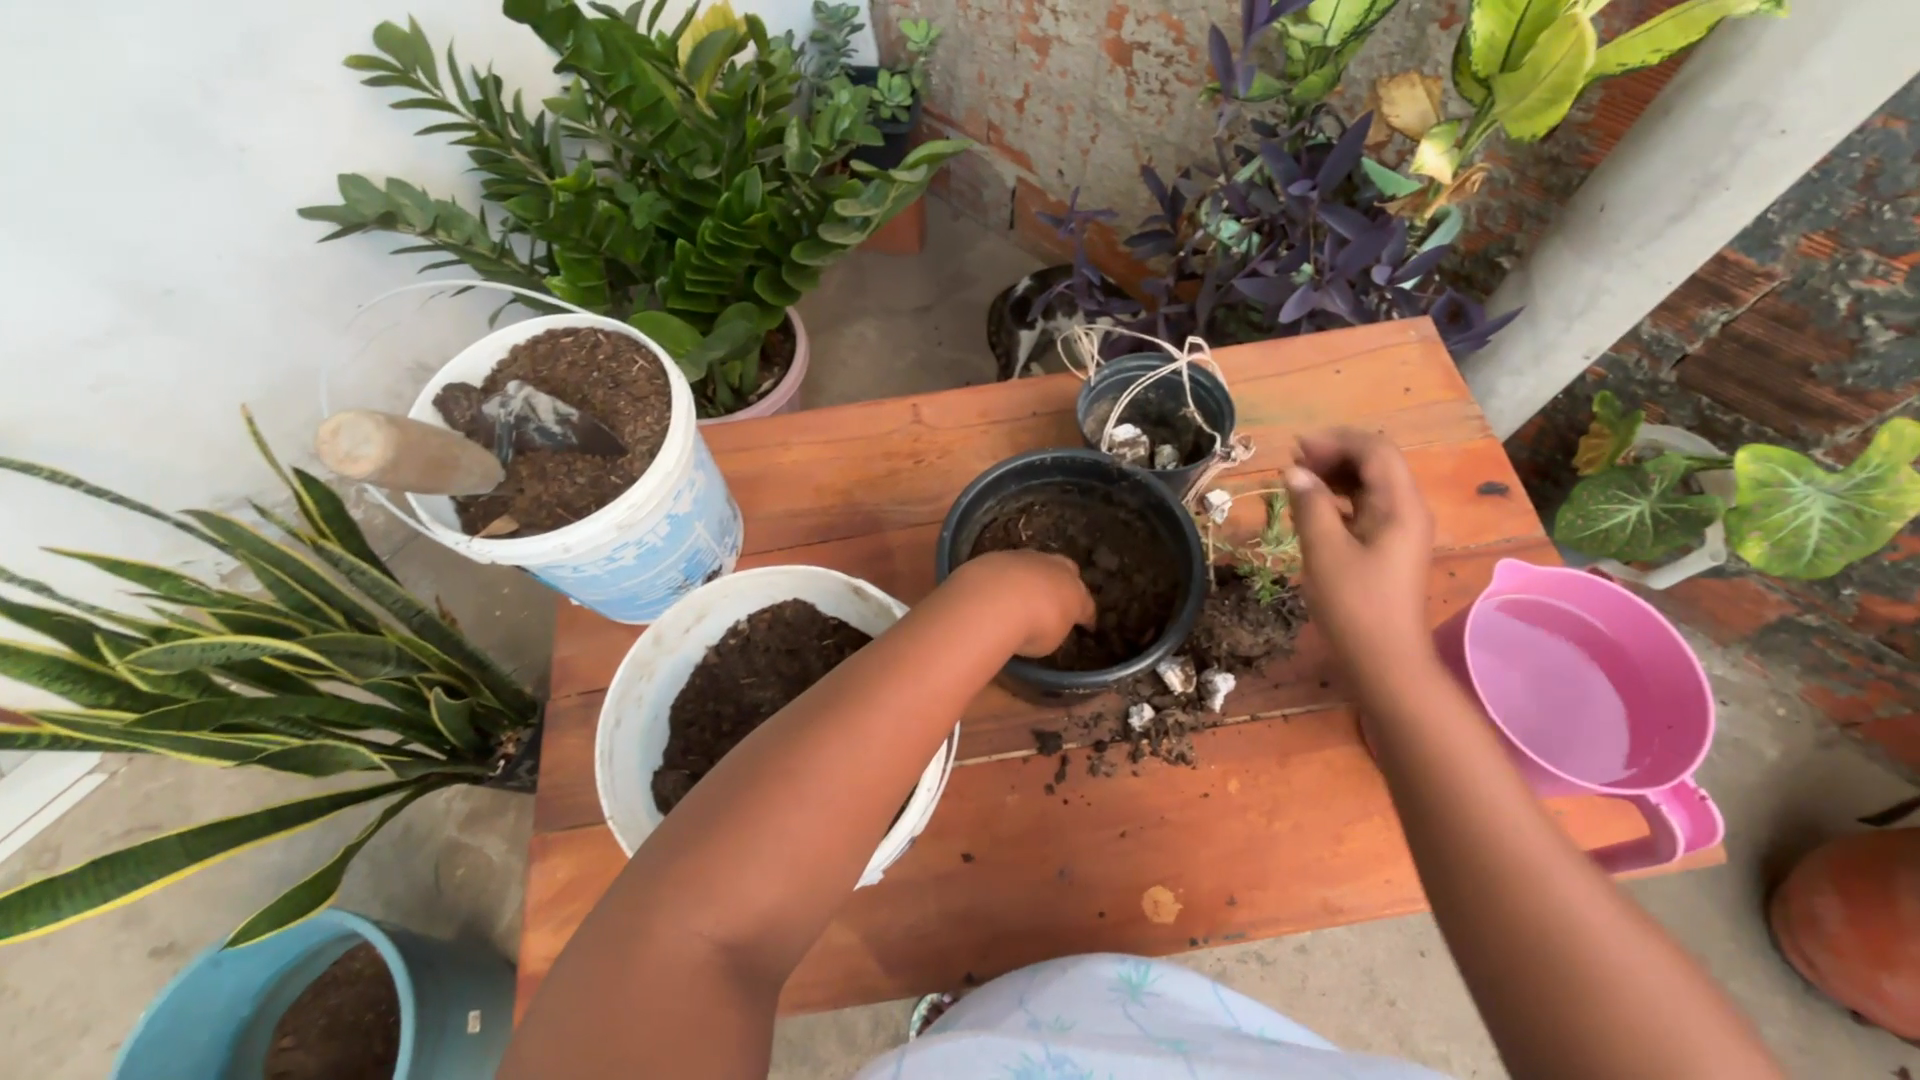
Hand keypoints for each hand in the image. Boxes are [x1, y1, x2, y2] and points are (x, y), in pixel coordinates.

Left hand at [950, 550, 1096, 656]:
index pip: (1086, 605)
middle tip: (1057, 596)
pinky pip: (1010, 565)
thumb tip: (1048, 626)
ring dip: (1033, 575)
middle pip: (1067, 570)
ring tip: (1023, 592)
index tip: (1087, 624)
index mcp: (1076, 594)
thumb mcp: (1049, 641)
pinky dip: (1007, 576)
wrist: (994, 600)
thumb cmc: (1032, 628)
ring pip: (1037, 563)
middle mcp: (1056, 570)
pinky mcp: (1000, 555)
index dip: (1086, 616)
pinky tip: (998, 587)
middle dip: (1064, 581)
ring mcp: (1028, 558)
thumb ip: (1053, 629)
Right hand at [1285, 429, 1435, 679]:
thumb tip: (1294, 473)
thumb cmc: (1355, 605)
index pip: (1376, 451)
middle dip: (1335, 455)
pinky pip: (1364, 508)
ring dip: (1334, 476)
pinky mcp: (1387, 548)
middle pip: (1376, 464)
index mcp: (1401, 507)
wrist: (1384, 661)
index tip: (1296, 448)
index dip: (1336, 441)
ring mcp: (1399, 531)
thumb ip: (1310, 505)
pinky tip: (1310, 509)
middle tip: (1292, 464)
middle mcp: (1407, 511)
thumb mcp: (1324, 551)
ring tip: (1296, 481)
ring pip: (1369, 486)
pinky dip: (1338, 500)